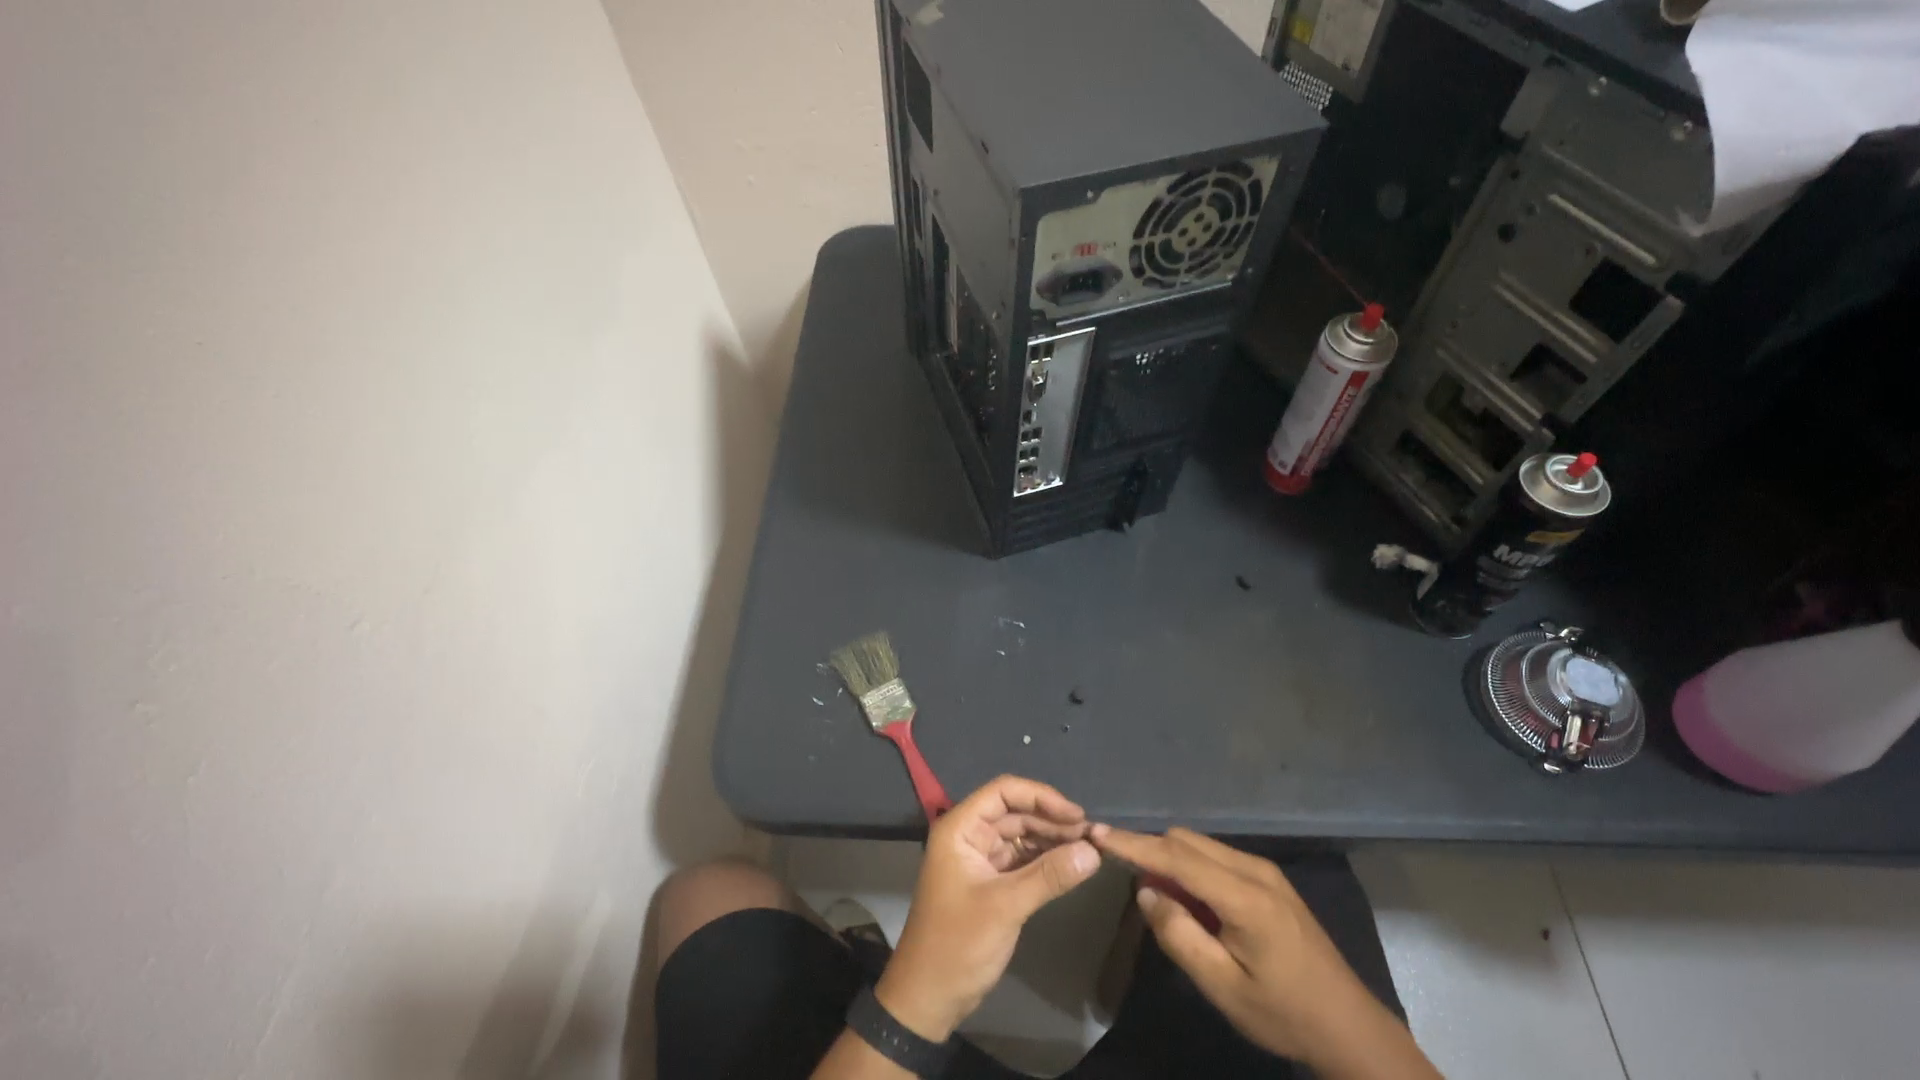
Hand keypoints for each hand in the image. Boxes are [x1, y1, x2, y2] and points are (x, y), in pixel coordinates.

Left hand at [874, 775, 1100, 1040]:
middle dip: (1052, 820)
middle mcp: (968, 836)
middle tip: (1092, 836)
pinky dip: (1044, 860)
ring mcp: (978, 860)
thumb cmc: (957, 944)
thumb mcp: (1006, 907)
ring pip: (1020, 836)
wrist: (928, 997)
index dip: (1041, 797)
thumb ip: (1049, 876)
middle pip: (1015, 812)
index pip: (1003, 792)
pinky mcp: (989, 883)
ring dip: (1051, 840)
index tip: (1077, 816)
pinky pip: (1020, 860)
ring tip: (1088, 849)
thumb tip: (1094, 851)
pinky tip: (1071, 865)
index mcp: (960, 829)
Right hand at [1091, 826, 1439, 1079]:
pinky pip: (1218, 860)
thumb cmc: (1282, 1012)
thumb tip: (1146, 891)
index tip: (1096, 833)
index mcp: (1244, 896)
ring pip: (1202, 847)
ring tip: (1155, 898)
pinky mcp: (1271, 883)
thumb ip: (1178, 935)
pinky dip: (1192, 870)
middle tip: (1123, 881)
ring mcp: (1267, 874)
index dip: (1133, 844)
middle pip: (1187, 841)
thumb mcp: (1222, 985)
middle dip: (1150, 851)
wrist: (1348, 1026)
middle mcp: (1255, 871)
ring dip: (1171, 861)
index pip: (1176, 856)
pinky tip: (1188, 903)